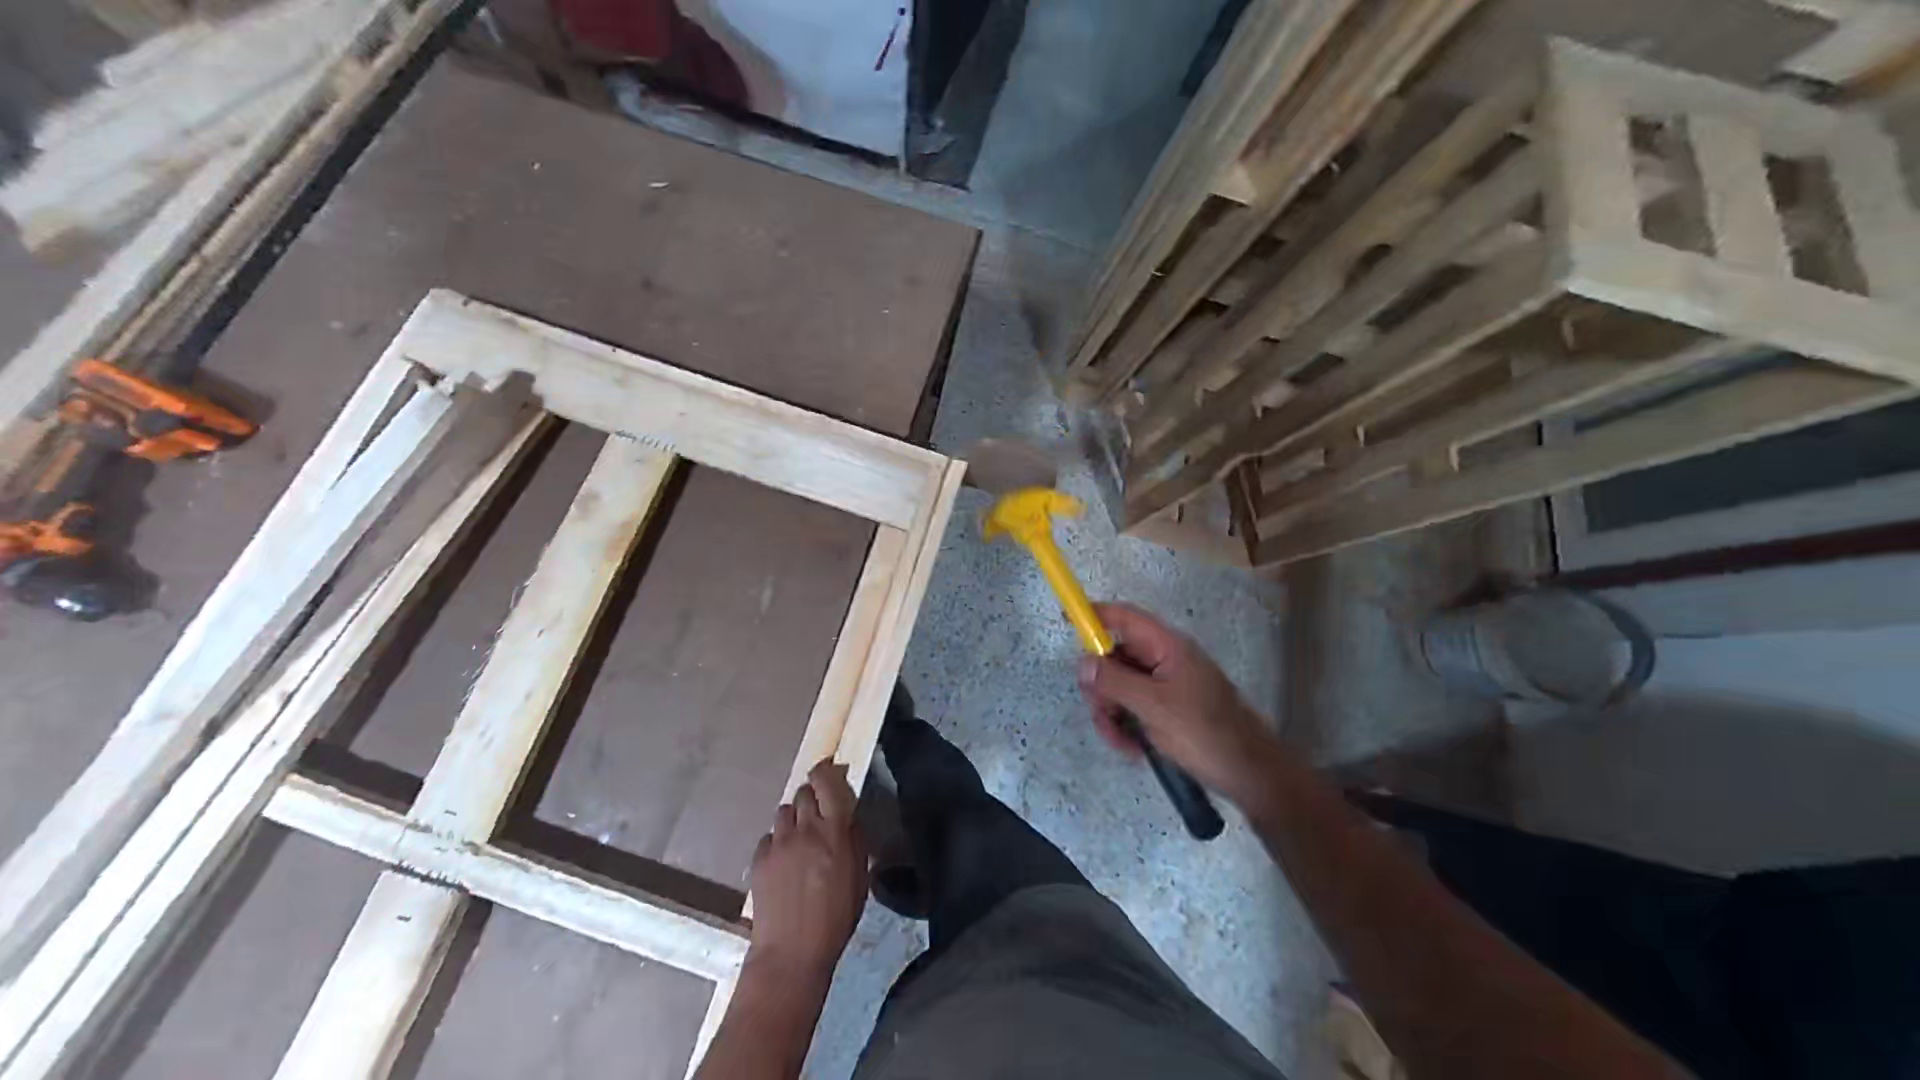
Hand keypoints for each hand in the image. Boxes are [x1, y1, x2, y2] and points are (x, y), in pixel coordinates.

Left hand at [746, 760, 868, 976]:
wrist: (791, 952)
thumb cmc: (835, 918)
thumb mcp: (859, 878)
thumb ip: (854, 841)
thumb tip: (847, 817)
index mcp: (834, 832)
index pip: (827, 783)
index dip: (825, 772)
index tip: (826, 772)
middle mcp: (804, 830)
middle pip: (804, 793)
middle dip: (811, 798)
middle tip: (817, 816)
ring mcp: (778, 843)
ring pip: (784, 811)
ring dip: (794, 819)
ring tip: (799, 841)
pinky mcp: (759, 858)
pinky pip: (769, 836)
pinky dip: (777, 842)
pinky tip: (783, 864)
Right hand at [1077, 603, 1283, 806]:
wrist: (1251, 774)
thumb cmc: (1204, 732)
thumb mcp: (1153, 707)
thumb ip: (1115, 682)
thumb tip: (1082, 661)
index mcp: (1167, 646)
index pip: (1125, 618)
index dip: (1095, 616)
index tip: (1068, 623)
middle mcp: (1166, 659)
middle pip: (1116, 656)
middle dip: (1102, 686)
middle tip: (1101, 713)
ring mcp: (1167, 685)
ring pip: (1121, 686)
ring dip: (1113, 713)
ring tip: (1122, 742)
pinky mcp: (1169, 709)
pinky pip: (1135, 707)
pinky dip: (1127, 725)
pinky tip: (1134, 748)